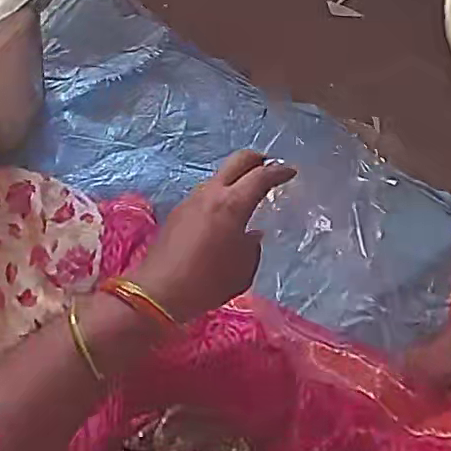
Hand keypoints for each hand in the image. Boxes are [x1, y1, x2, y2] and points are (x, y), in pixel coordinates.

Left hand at [126, 150, 295, 320]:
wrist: (160, 291)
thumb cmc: (208, 282)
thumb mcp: (243, 268)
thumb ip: (252, 246)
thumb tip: (251, 234)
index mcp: (232, 204)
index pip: (261, 176)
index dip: (279, 171)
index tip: (291, 172)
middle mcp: (211, 193)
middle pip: (238, 160)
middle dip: (257, 159)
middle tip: (270, 167)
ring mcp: (192, 199)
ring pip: (220, 176)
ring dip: (236, 177)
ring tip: (247, 194)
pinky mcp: (179, 210)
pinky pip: (206, 193)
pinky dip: (221, 193)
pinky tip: (224, 213)